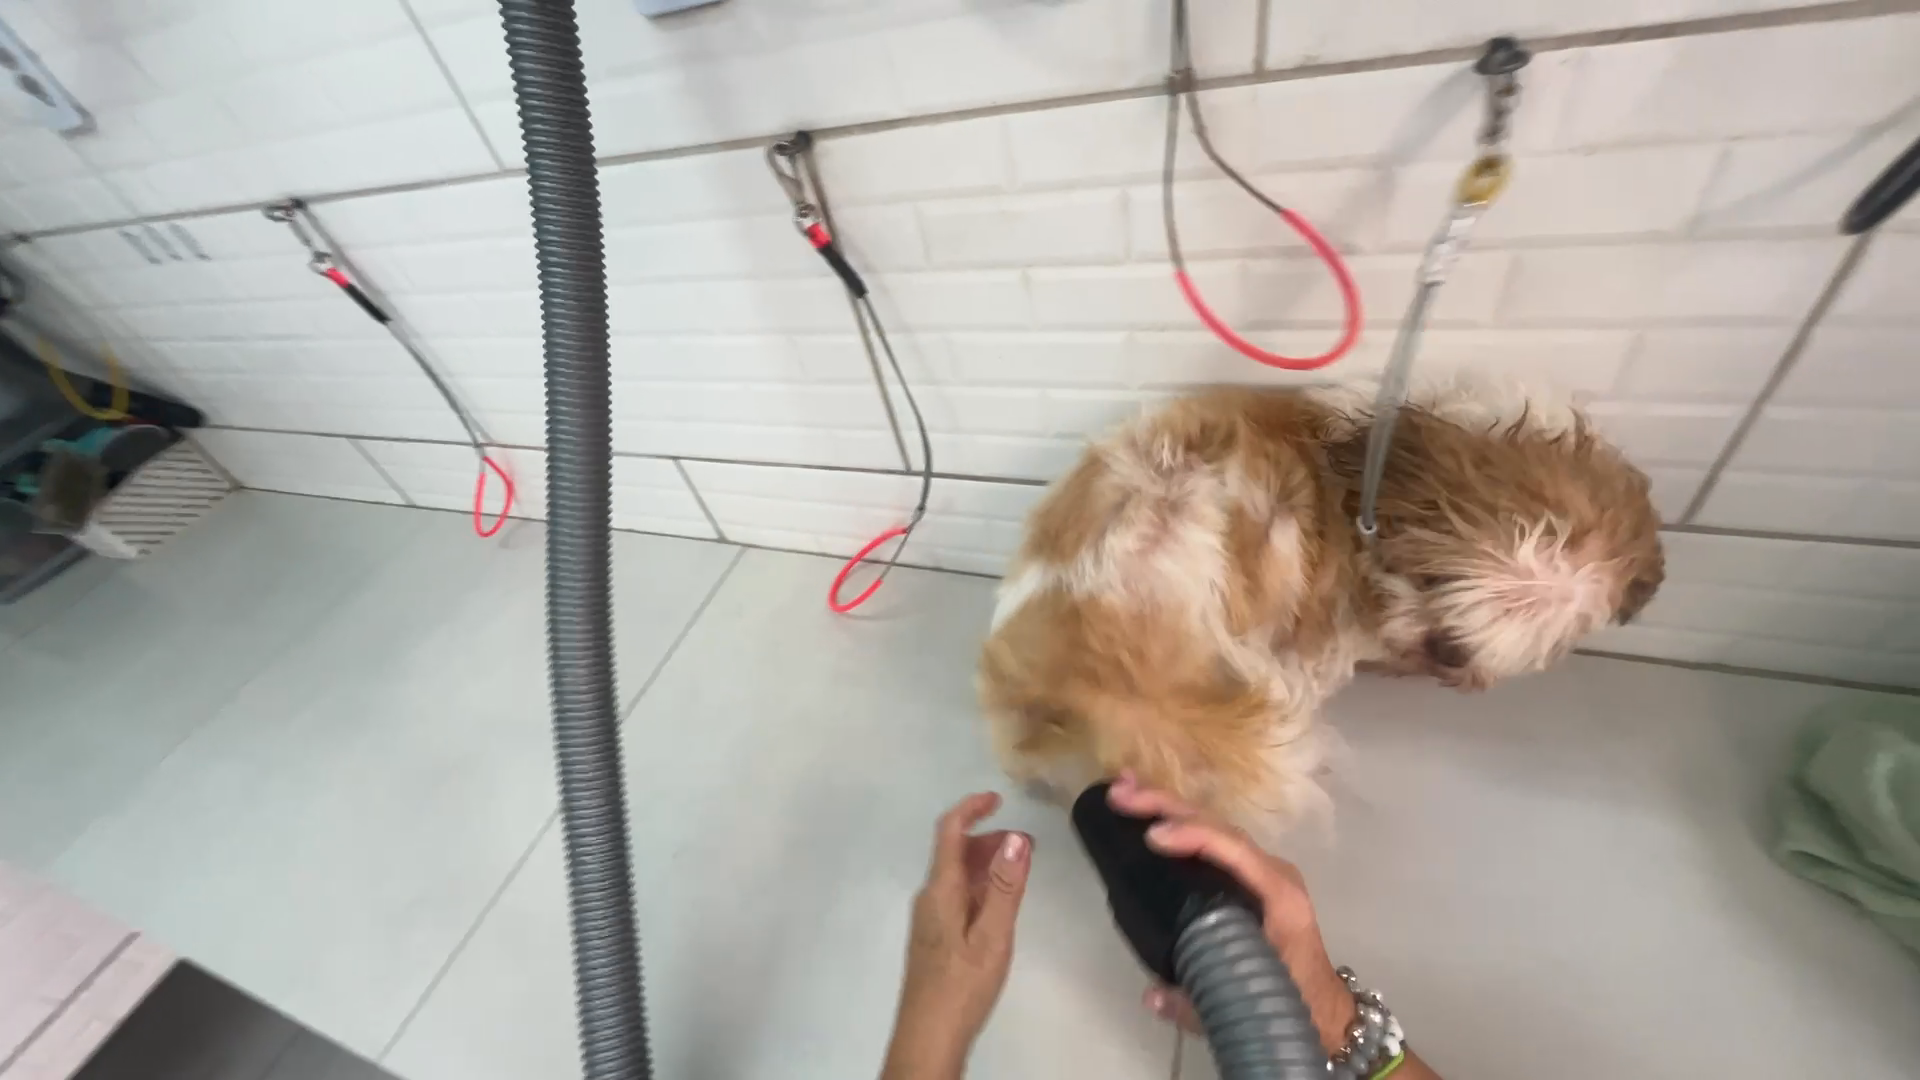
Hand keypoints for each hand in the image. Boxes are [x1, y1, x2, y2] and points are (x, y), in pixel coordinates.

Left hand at [881, 792, 1032, 1079]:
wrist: (927, 1040)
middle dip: (988, 838)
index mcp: (940, 888)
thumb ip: (1005, 886)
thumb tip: (1016, 836)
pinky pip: (957, 895)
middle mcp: (929, 896)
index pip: (950, 830)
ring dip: (986, 863)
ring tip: (1020, 872)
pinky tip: (999, 905)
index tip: (998, 798)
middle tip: (1026, 846)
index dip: (972, 808)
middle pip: (955, 851)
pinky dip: (980, 886)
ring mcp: (929, 918)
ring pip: (957, 875)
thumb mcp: (992, 936)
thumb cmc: (962, 986)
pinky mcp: (933, 937)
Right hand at [1106, 773, 1355, 1057]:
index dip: (1193, 835)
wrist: (1324, 1008)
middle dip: (1165, 806)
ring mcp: (1255, 865)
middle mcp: (1268, 870)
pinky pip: (1207, 834)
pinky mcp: (1241, 869)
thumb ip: (1201, 1002)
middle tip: (1120, 796)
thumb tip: (1150, 992)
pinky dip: (1174, 818)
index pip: (1234, 850)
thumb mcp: (1247, 1006)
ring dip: (1163, 804)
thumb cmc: (1290, 1002)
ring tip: (1122, 790)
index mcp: (1277, 895)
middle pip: (1215, 825)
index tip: (1152, 837)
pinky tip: (1144, 806)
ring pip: (1208, 822)